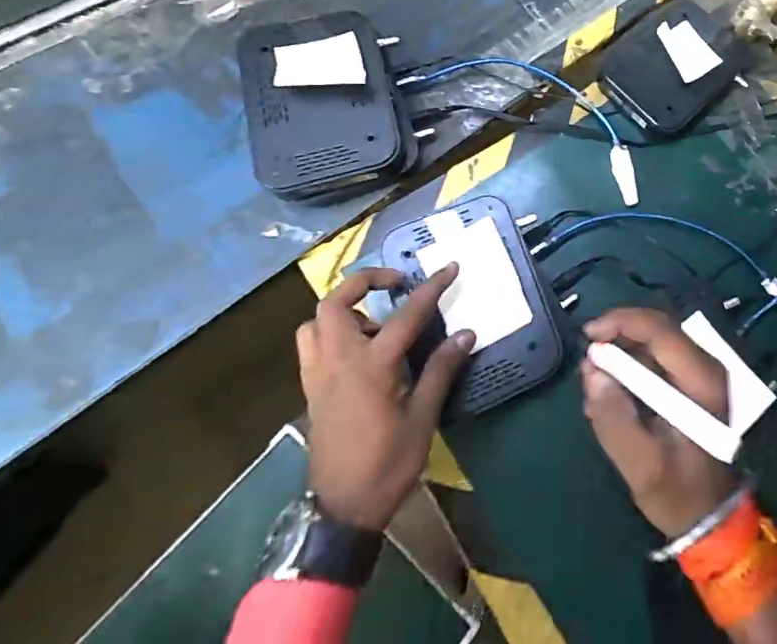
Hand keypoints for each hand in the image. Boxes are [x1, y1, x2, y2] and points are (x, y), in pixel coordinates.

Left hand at [296, 265, 474, 531]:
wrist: (343, 507)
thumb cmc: (388, 464)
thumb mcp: (423, 419)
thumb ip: (441, 370)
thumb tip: (466, 334)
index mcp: (371, 366)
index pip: (406, 315)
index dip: (431, 289)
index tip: (449, 268)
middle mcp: (338, 360)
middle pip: (336, 301)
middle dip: (364, 281)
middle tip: (395, 286)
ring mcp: (318, 373)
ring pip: (316, 321)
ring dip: (342, 308)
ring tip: (373, 321)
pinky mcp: (310, 388)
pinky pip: (311, 344)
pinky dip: (330, 332)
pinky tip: (355, 350)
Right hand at [580, 307, 736, 537]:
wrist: (710, 522)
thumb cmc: (679, 494)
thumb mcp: (641, 464)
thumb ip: (614, 416)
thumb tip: (591, 370)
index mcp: (702, 381)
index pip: (659, 329)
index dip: (620, 322)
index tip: (588, 336)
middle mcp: (706, 367)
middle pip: (656, 328)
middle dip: (616, 334)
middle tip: (587, 354)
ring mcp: (700, 374)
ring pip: (653, 341)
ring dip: (620, 353)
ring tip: (595, 382)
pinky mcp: (690, 384)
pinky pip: (655, 358)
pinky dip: (629, 366)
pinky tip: (611, 393)